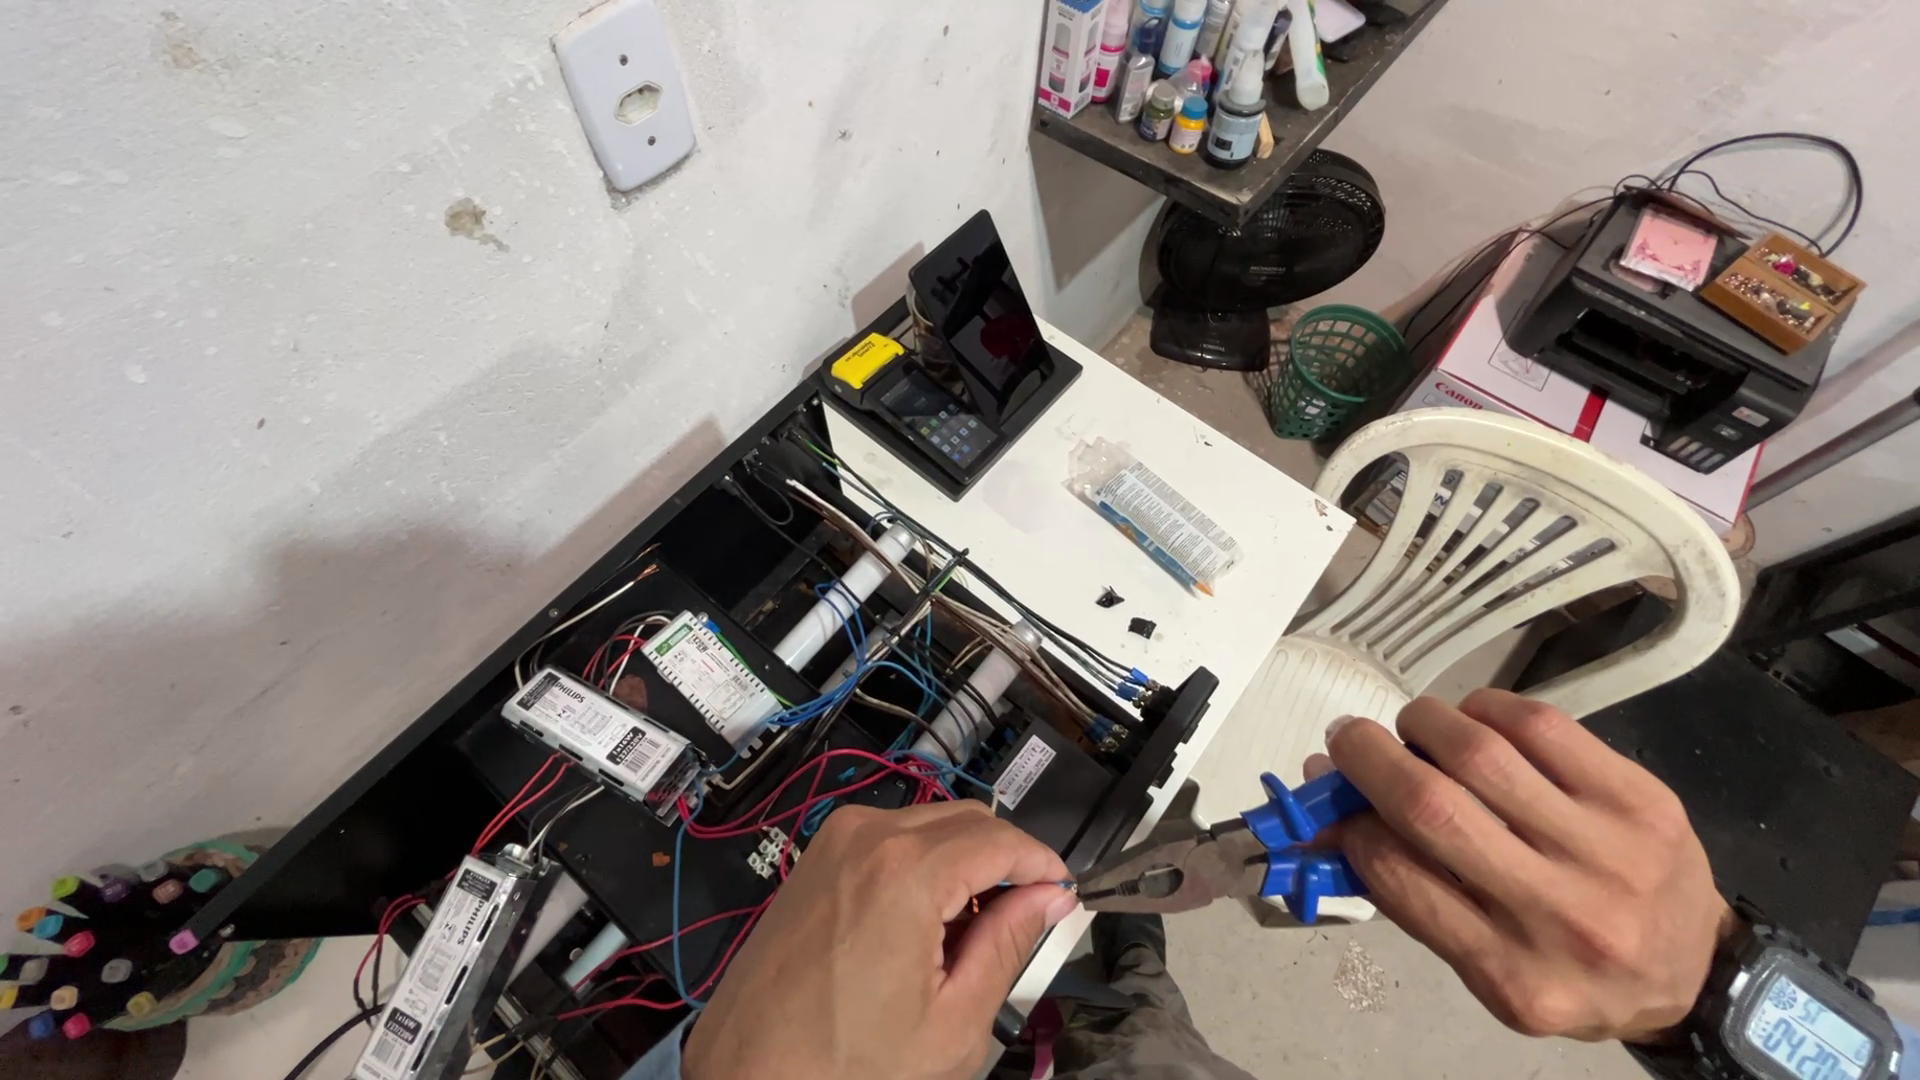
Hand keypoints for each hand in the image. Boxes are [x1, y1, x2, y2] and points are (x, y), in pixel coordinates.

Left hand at [682, 801, 1078, 1079]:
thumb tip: (1050, 897)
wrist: (747, 1075)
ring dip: (966, 858)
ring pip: (932, 823)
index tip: (1064, 892)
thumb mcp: (952, 1023)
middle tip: (1025, 915)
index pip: (1000, 839)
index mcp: (906, 869)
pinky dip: (925, 859)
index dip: (1041, 862)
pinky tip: (926, 915)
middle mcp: (870, 832)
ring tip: (973, 927)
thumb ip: (1009, 944)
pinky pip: (892, 834)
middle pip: (968, 819)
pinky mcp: (820, 852)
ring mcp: (838, 836)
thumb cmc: (851, 1064)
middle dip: (1006, 858)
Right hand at [1312, 690, 1735, 1043]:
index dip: (1346, 821)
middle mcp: (1564, 920)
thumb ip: (1396, 880)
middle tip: (1348, 738)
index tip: (1333, 799)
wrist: (1695, 971)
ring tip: (1417, 730)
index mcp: (1511, 975)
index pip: (1393, 872)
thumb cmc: (1557, 961)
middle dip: (1366, 755)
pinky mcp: (1644, 800)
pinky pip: (1538, 724)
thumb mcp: (1473, 954)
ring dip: (1422, 723)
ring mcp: (1613, 856)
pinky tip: (1478, 724)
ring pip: (1480, 751)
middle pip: (1430, 805)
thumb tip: (1322, 795)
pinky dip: (1483, 708)